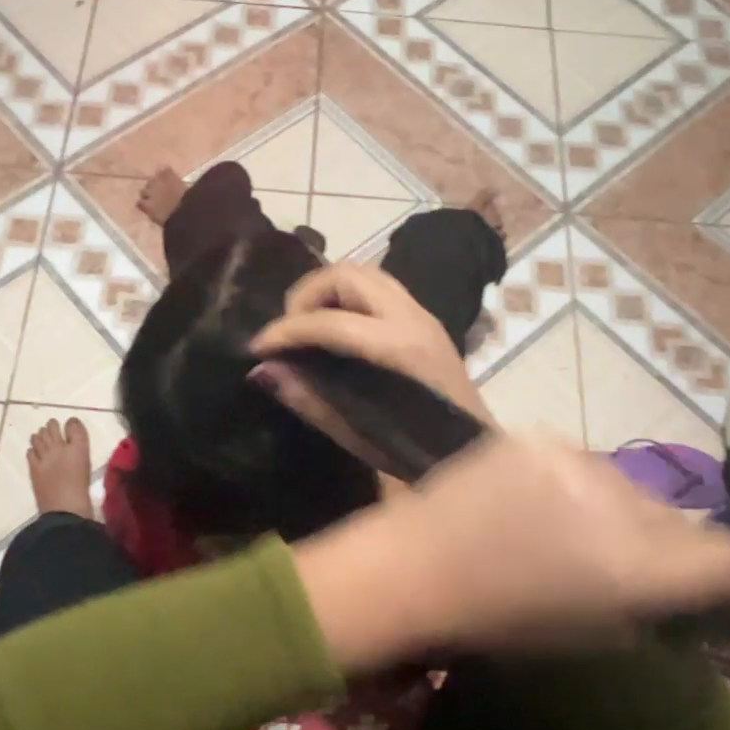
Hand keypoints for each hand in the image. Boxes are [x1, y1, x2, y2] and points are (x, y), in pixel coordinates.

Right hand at [249, 262, 493, 442]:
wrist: (471, 455)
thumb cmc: (415, 451)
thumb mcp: (356, 432)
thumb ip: (309, 397)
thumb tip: (261, 371)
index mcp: (397, 348)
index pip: (327, 321)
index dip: (284, 331)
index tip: (257, 348)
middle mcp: (412, 318)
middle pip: (345, 274)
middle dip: (306, 295)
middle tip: (289, 331)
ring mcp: (422, 314)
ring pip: (364, 274)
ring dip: (328, 291)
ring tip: (309, 328)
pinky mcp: (424, 319)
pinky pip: (378, 289)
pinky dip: (348, 297)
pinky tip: (336, 330)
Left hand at [297, 435, 729, 669]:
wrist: (411, 567)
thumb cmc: (494, 620)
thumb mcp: (588, 638)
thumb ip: (649, 612)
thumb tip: (684, 593)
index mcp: (636, 568)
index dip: (716, 576)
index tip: (689, 584)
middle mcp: (617, 505)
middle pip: (678, 518)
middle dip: (657, 542)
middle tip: (608, 560)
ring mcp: (575, 461)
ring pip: (627, 485)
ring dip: (610, 508)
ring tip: (555, 528)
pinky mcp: (536, 435)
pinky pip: (581, 460)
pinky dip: (569, 482)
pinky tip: (526, 501)